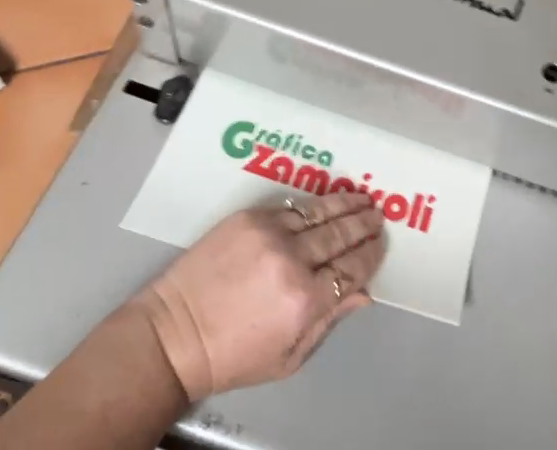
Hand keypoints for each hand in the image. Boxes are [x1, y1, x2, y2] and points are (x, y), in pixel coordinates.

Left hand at [132, 191, 387, 401]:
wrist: (176, 334)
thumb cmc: (233, 356)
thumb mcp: (289, 357)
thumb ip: (329, 320)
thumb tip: (364, 293)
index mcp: (305, 300)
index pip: (353, 268)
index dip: (371, 255)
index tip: (380, 244)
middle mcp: (292, 261)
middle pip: (340, 235)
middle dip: (364, 224)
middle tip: (379, 216)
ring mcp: (269, 234)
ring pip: (319, 213)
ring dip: (345, 204)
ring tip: (363, 198)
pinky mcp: (248, 218)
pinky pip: (291, 207)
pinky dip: (313, 204)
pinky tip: (325, 202)